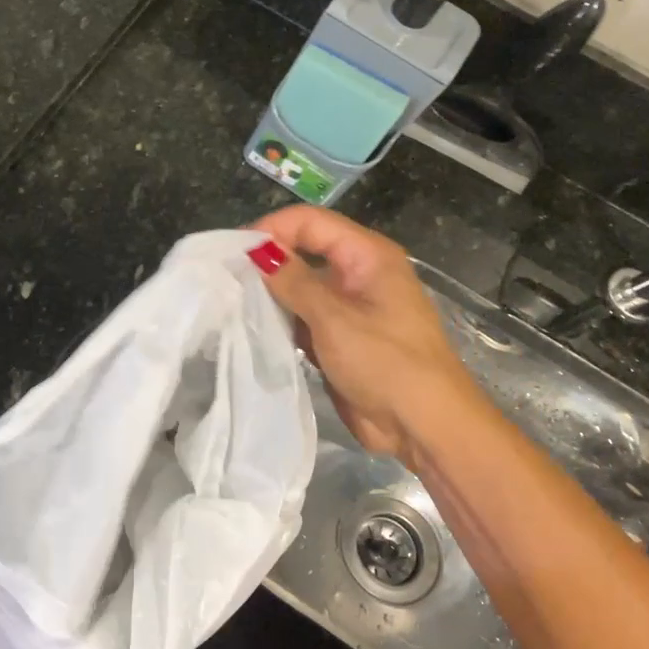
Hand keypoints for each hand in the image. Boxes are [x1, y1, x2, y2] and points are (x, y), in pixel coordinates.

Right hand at [248, 206, 491, 465]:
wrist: (423, 425)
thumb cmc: (387, 364)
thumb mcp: (335, 319)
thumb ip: (293, 281)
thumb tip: (256, 251)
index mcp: (368, 256)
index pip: (311, 223)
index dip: (272, 230)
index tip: (233, 252)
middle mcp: (358, 275)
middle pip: (304, 251)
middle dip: (267, 262)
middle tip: (225, 279)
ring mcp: (349, 309)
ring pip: (300, 288)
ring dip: (270, 295)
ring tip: (231, 304)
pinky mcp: (339, 339)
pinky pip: (302, 319)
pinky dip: (280, 322)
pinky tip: (251, 330)